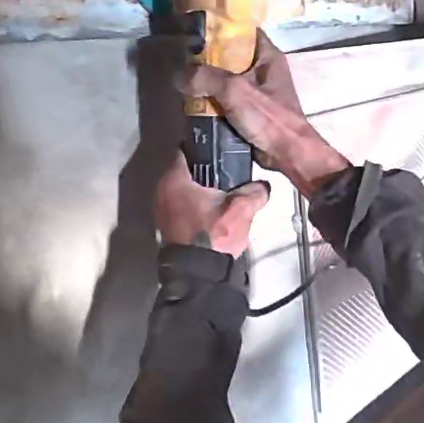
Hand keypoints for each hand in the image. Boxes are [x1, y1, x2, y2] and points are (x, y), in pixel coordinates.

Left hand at [154, 154, 269, 255]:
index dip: (201, 147)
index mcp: (174, 181)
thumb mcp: (241, 210)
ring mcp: (160, 211)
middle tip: (223, 169)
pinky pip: (180, 207)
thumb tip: (263, 186)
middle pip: (182, 171)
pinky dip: (192, 206)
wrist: (200, 275)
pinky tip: (211, 211)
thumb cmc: (214, 236)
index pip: (184, 151)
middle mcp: (161, 192)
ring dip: (197, 190)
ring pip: (181, 190)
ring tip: (221, 191)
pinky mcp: (166, 227)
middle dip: (202, 170)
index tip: (216, 147)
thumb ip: (255, 192)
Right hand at [180, 31, 351, 195]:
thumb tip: (178, 76)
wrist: (288, 154)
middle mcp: (264, 69)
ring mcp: (258, 92)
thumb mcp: (235, 90)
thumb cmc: (268, 117)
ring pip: (227, 79)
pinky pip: (227, 99)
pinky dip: (213, 101)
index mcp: (268, 56)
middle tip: (183, 58)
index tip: (196, 29)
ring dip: (208, 82)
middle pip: (231, 56)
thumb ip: (205, 78)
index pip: (244, 30)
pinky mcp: (252, 111)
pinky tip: (194, 102)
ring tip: (183, 80)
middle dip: (208, 58)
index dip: (221, 27)